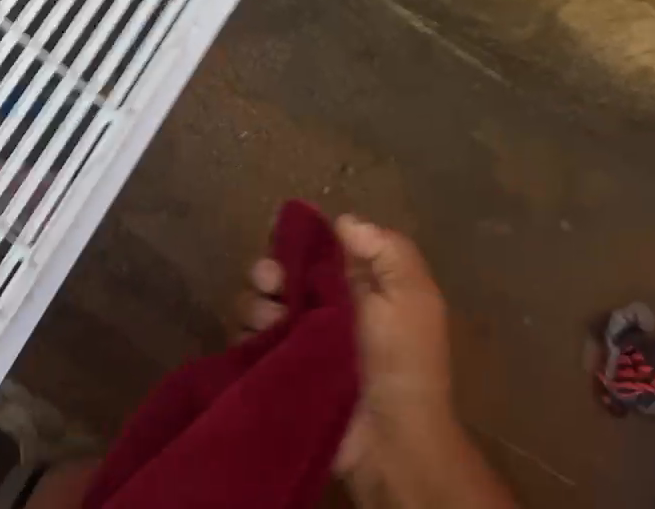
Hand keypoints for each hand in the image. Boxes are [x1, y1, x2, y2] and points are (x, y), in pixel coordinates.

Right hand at [237, 217, 513, 507]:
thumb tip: (343, 220)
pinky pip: (241, 339)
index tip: (286, 246)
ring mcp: (291, 340)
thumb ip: (387, 251)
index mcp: (349, 287)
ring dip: (255, 306)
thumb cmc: (402, 360)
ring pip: (253, 303)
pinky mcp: (271, 366)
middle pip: (273, 273)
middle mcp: (316, 309)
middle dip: (265, 272)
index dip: (292, 242)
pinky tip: (259, 344)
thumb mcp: (413, 297)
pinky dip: (244, 336)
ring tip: (271, 325)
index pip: (307, 250)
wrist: (389, 435)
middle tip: (273, 285)